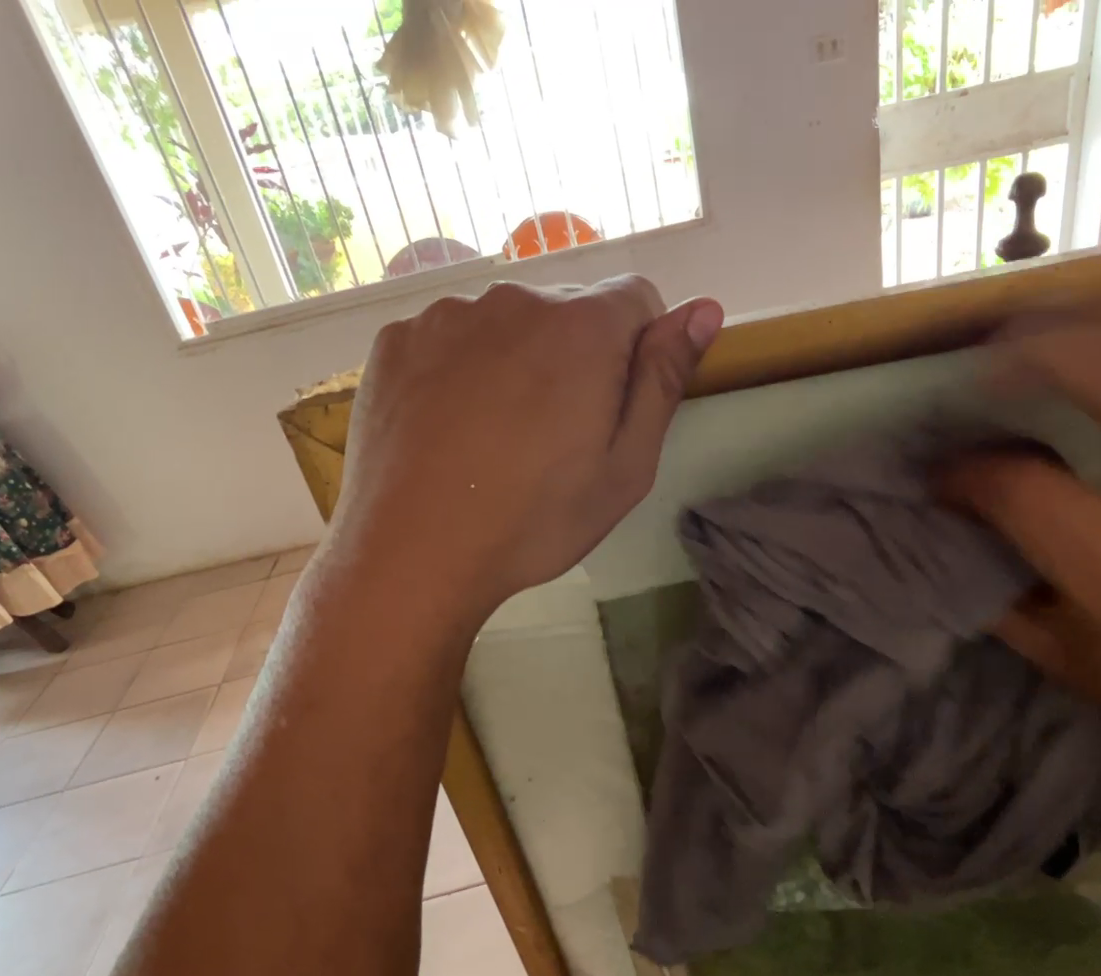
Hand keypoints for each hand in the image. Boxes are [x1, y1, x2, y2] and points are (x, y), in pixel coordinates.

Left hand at [333, 275, 723, 619]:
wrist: (411, 552)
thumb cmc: (534, 519)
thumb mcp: (625, 467)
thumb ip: (664, 379)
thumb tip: (703, 309)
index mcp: (582, 326)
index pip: (635, 298)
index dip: (637, 348)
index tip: (613, 406)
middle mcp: (514, 300)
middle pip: (567, 309)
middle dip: (574, 354)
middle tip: (552, 434)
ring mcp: (446, 316)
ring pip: (505, 323)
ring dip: (514, 358)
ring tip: (493, 435)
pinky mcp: (396, 341)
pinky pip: (449, 339)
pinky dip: (458, 368)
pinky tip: (447, 428)